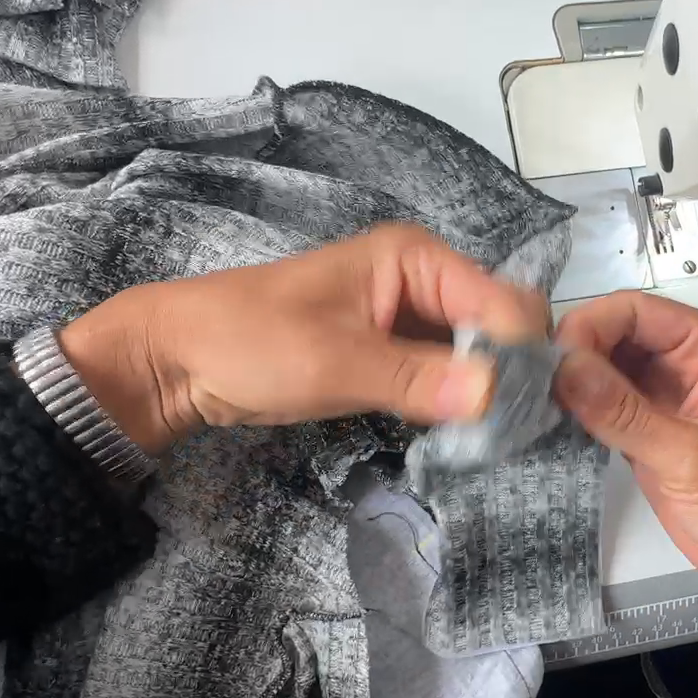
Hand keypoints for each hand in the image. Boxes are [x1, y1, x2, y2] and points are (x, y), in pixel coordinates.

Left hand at [58, 224, 548, 450]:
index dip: (517, 355)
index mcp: (417, 259)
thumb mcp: (335, 362)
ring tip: (486, 438)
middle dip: (505, 376)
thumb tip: (496, 396)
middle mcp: (425, 281)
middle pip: (498, 327)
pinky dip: (456, 400)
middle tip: (504, 433)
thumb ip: (418, 379)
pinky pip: (447, 373)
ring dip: (482, 394)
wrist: (180, 359)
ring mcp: (412, 317)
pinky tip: (461, 431)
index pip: (502, 303)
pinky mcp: (397, 351)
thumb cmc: (252, 342)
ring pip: (477, 355)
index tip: (516, 413)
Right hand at [554, 291, 697, 697]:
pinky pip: (605, 402)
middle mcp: (688, 359)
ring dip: (572, 381)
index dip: (589, 327)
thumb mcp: (690, 457)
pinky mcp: (648, 426)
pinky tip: (551, 421)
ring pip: (605, 366)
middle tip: (532, 387)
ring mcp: (666, 393)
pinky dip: (579, 408)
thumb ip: (624, 412)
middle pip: (615, 333)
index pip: (636, 311)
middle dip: (575, 353)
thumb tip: (562, 367)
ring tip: (533, 403)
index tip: (550, 364)